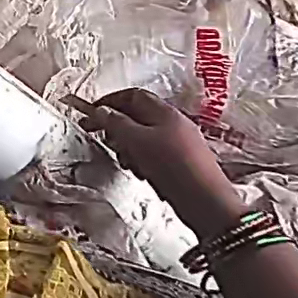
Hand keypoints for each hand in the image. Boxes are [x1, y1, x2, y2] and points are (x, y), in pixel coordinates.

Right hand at [71, 89, 245, 236]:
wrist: (206, 203)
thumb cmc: (170, 165)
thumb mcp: (136, 140)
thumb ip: (114, 122)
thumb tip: (99, 111)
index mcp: (165, 112)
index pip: (132, 95)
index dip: (109, 101)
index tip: (91, 113)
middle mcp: (175, 124)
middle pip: (137, 116)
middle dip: (117, 127)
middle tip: (104, 138)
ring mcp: (181, 143)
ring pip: (144, 137)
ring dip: (128, 146)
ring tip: (126, 160)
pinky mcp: (183, 163)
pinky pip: (154, 154)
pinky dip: (142, 159)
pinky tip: (141, 172)